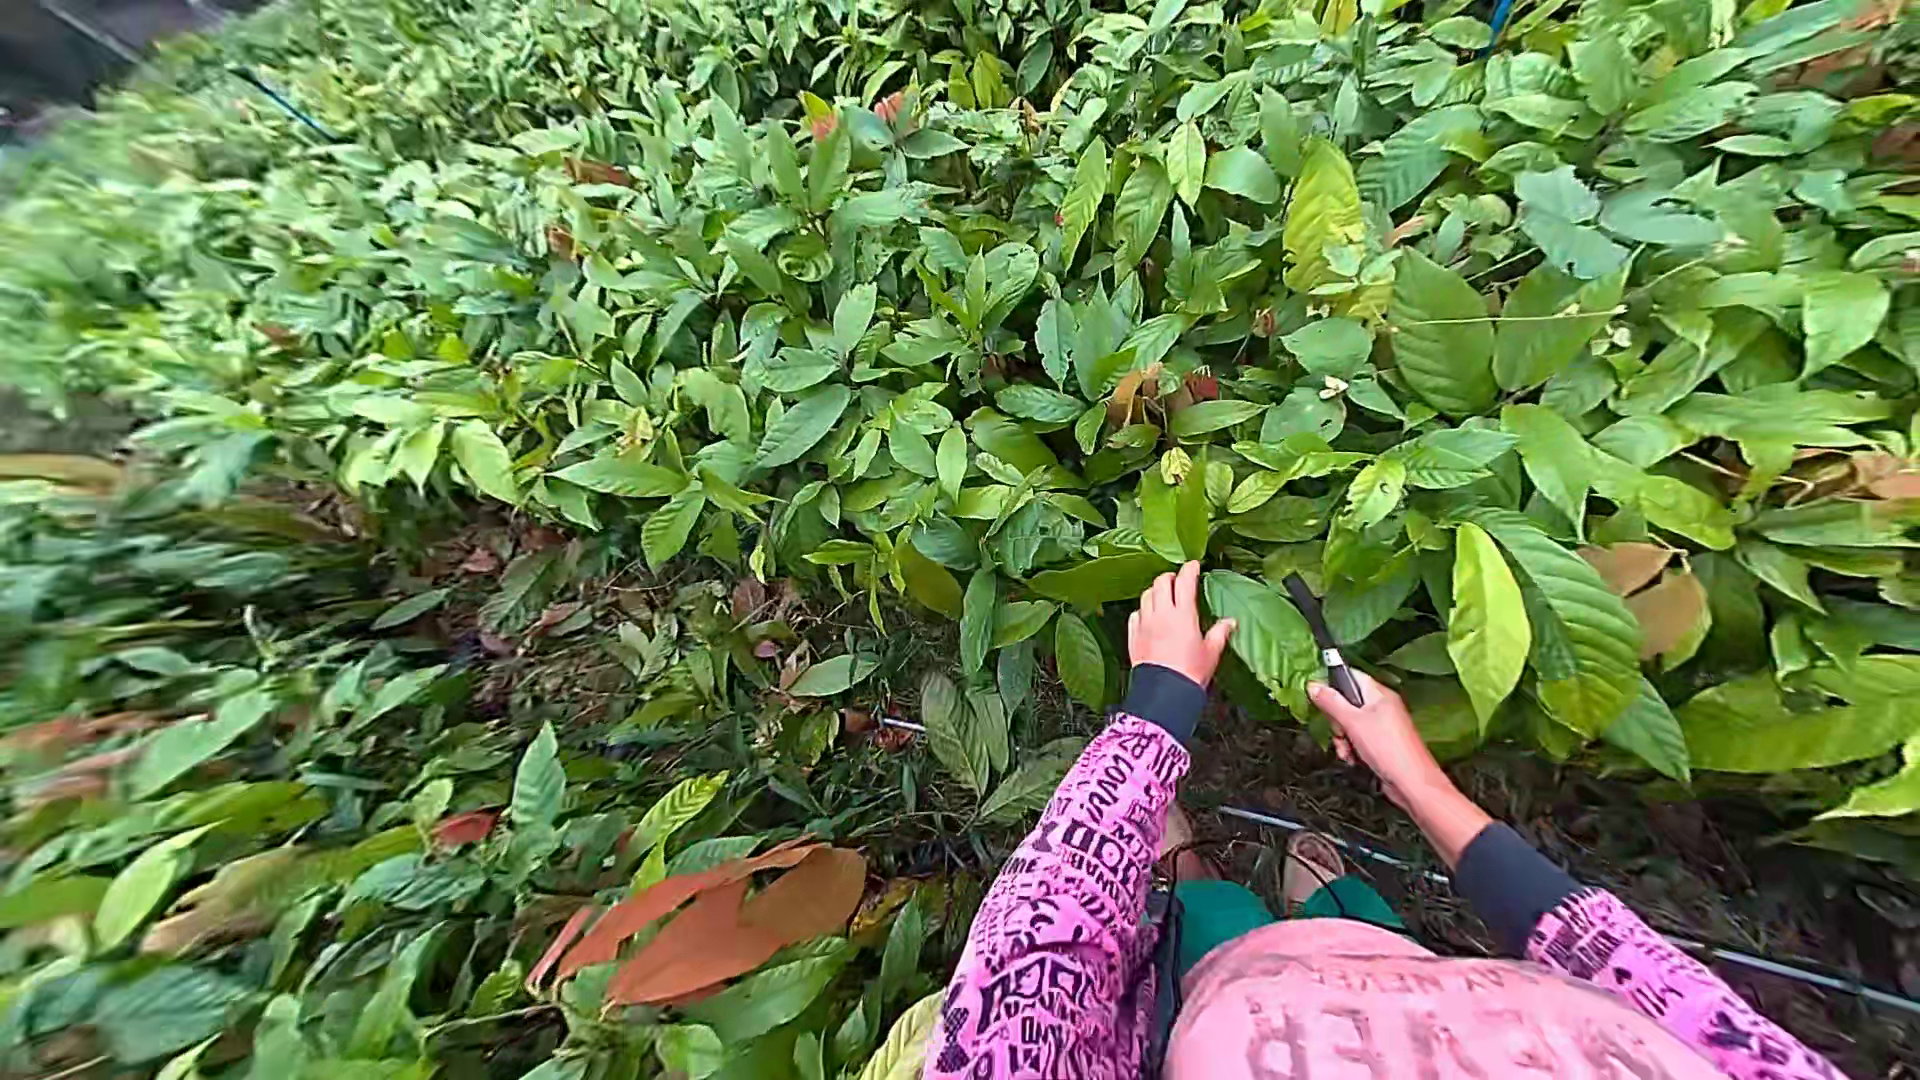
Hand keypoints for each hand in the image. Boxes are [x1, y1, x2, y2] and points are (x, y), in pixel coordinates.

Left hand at [1127, 561, 1234, 687]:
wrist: (1164, 690)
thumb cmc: (1190, 672)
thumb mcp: (1211, 652)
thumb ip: (1220, 633)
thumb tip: (1230, 622)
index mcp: (1183, 614)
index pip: (1185, 582)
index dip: (1189, 570)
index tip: (1193, 564)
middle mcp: (1161, 613)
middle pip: (1161, 582)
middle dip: (1170, 577)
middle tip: (1177, 580)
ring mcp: (1144, 622)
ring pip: (1146, 595)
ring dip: (1155, 591)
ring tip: (1163, 595)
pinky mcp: (1133, 633)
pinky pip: (1136, 613)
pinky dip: (1143, 609)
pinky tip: (1148, 614)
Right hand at [1307, 671, 1450, 811]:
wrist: (1413, 786)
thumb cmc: (1389, 751)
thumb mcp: (1352, 722)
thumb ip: (1330, 701)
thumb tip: (1313, 684)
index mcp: (1379, 694)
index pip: (1349, 675)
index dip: (1331, 682)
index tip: (1318, 695)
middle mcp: (1382, 706)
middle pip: (1345, 700)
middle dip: (1335, 718)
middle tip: (1339, 729)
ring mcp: (1382, 724)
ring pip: (1348, 720)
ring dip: (1341, 735)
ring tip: (1347, 748)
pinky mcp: (1381, 741)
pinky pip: (1356, 736)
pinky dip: (1350, 746)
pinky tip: (1352, 757)